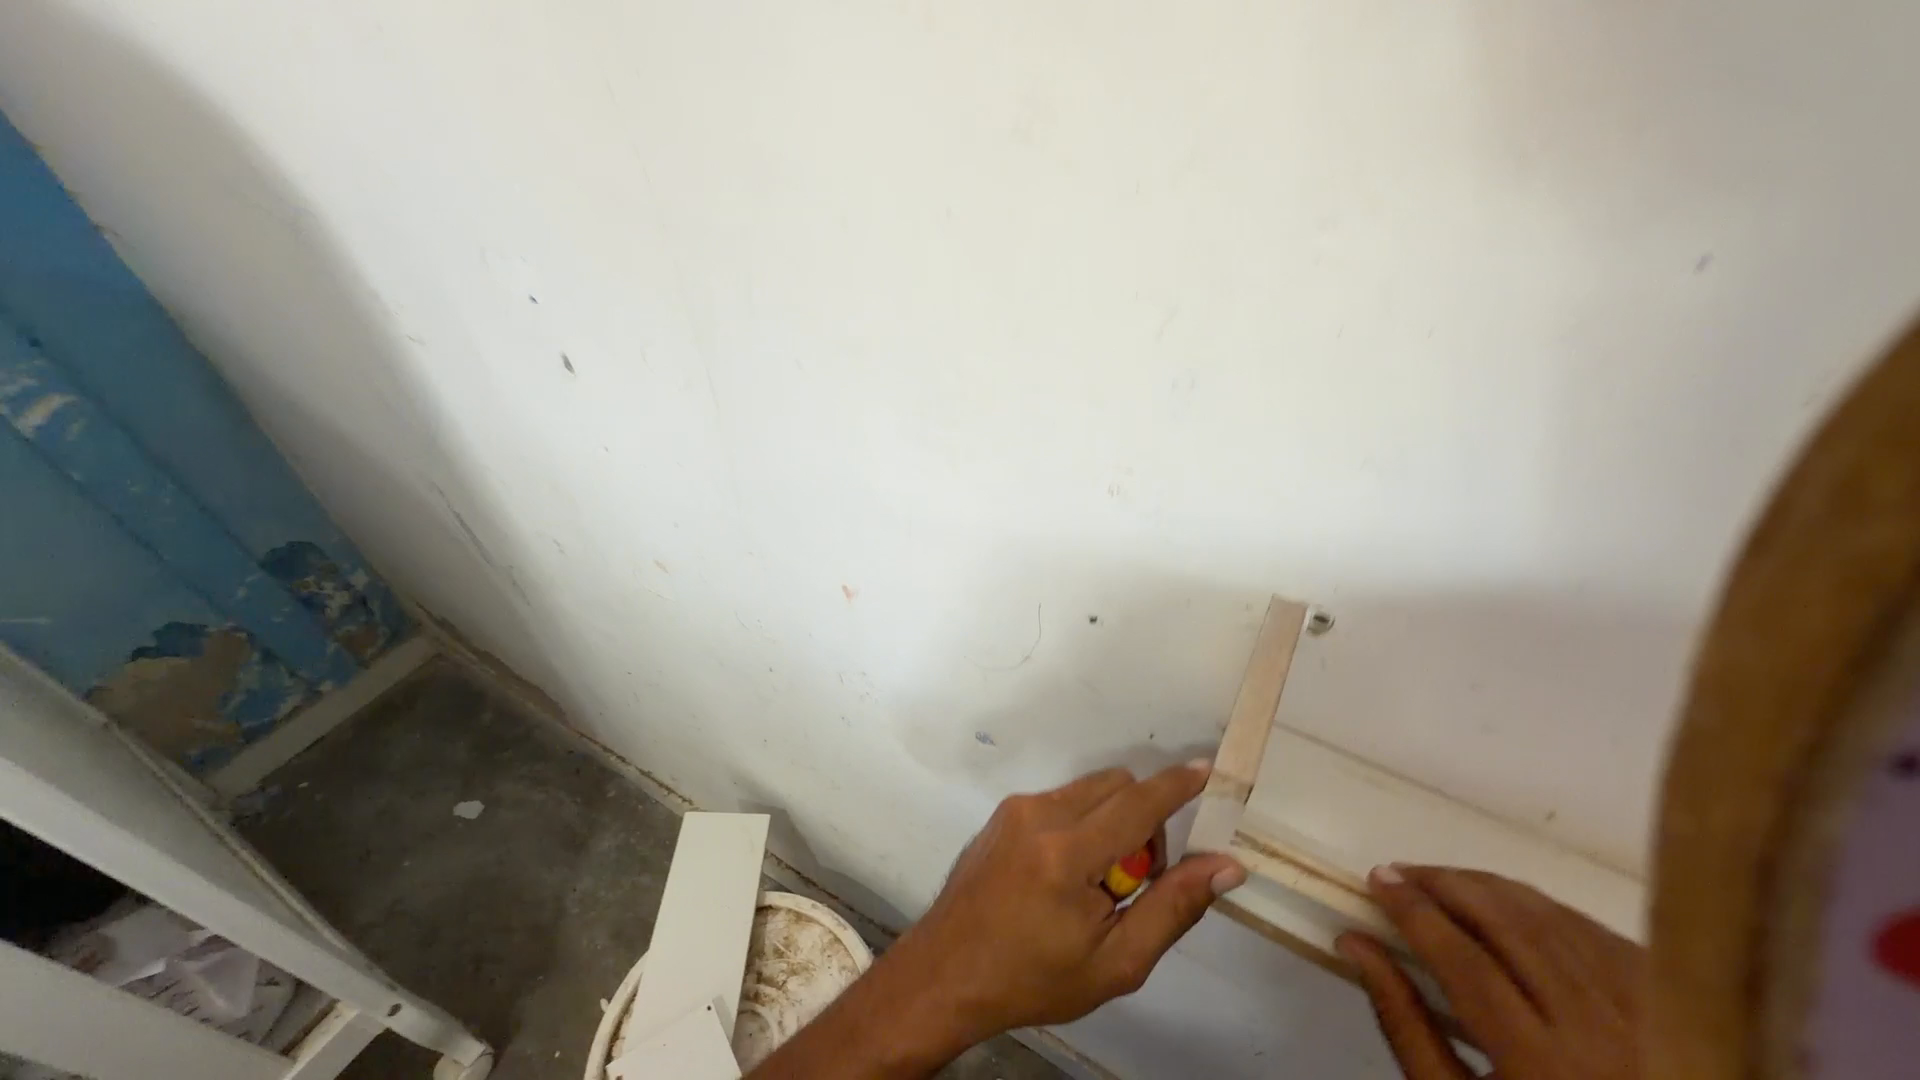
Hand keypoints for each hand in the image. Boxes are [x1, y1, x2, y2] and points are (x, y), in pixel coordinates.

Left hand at [748, 762, 1246, 1078]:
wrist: (945, 974)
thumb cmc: (1032, 979)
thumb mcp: (1115, 963)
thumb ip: (1173, 907)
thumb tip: (1226, 866)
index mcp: (1067, 854)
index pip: (1138, 802)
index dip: (1178, 785)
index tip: (1208, 771)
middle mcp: (1039, 815)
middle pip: (1117, 786)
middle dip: (1144, 819)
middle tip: (1136, 880)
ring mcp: (1015, 810)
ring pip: (1090, 789)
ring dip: (1113, 820)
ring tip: (1097, 884)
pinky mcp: (1002, 814)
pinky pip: (1062, 799)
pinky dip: (1083, 822)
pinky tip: (1066, 875)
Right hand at [1336, 865, 1647, 1079]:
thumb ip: (1403, 1022)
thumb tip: (1355, 943)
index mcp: (1540, 1067)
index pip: (1465, 964)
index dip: (1416, 913)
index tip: (1378, 879)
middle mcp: (1600, 1030)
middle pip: (1510, 927)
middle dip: (1446, 886)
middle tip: (1401, 873)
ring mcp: (1642, 1008)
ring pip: (1550, 917)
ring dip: (1486, 887)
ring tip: (1441, 881)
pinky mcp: (1663, 993)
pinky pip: (1587, 927)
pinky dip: (1536, 905)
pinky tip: (1503, 904)